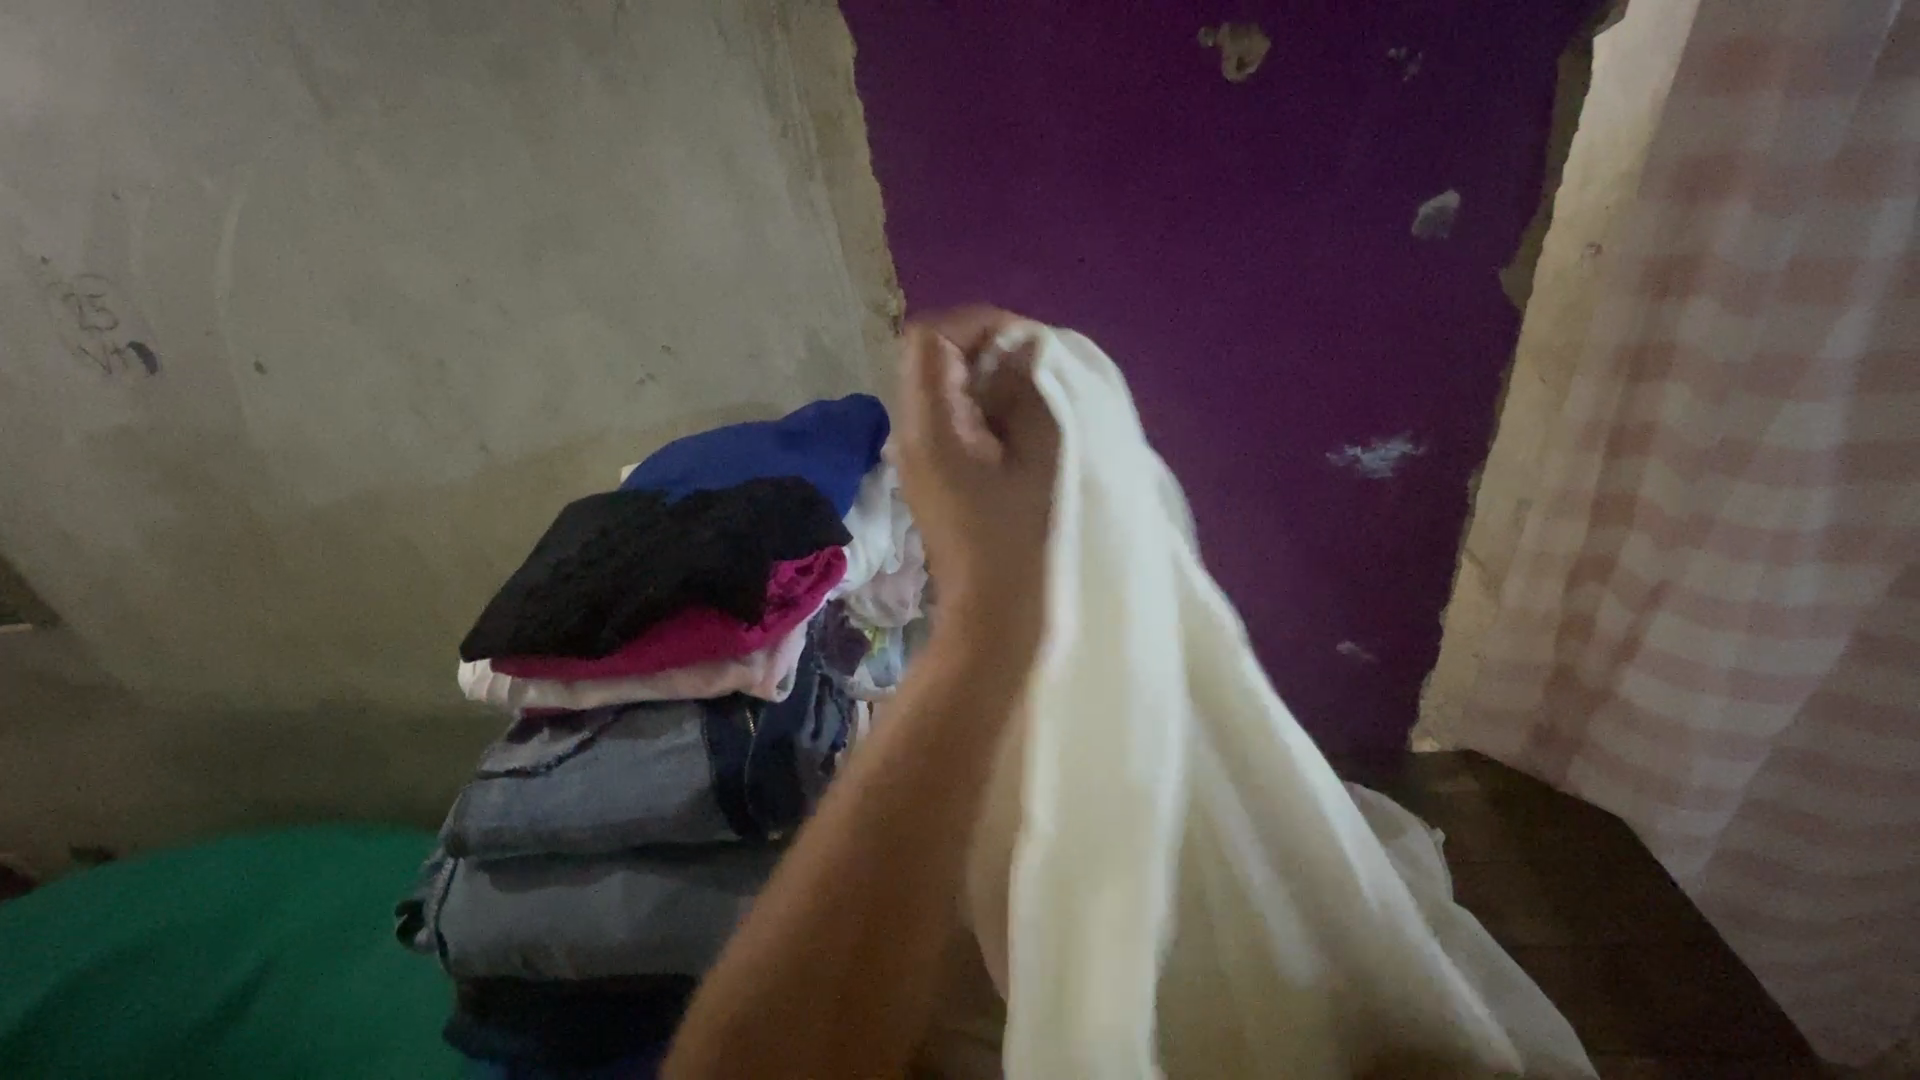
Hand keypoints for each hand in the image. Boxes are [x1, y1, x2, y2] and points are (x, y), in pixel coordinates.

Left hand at [894, 307, 1059, 674]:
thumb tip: (1022, 350)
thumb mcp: (1041, 455)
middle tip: (1036, 370)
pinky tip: (1016, 432)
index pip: (928, 339)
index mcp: (930, 426)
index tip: (1025, 345)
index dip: (975, 325)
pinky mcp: (930, 475)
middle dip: (983, 350)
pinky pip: (947, 419)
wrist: (996, 615)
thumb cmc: (1024, 540)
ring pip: (940, 388)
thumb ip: (1029, 390)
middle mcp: (909, 434)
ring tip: (1032, 400)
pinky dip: (980, 409)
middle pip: (930, 359)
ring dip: (984, 380)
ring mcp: (915, 457)